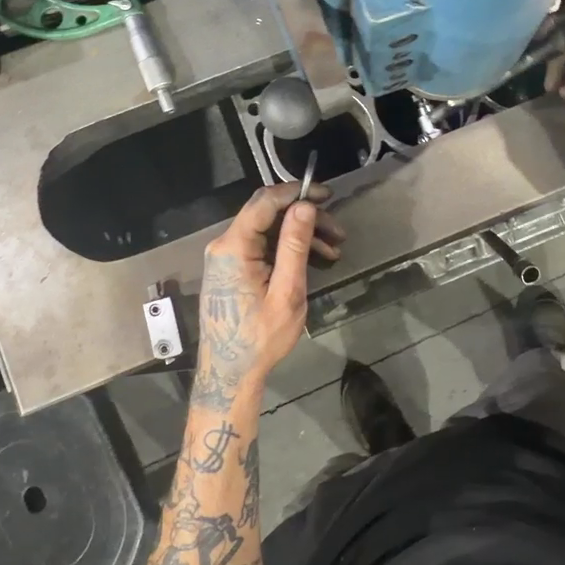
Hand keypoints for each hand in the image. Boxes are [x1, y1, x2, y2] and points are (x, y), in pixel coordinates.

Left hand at [193, 183, 345, 410]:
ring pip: (267, 231)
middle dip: (306, 217)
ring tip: (333, 252)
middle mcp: (225, 245)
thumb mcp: (287, 292)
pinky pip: (261, 247)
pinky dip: (286, 249)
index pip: (265, 201)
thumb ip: (294, 246)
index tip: (328, 196)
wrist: (229, 372)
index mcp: (234, 247)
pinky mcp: (231, 269)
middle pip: (268, 214)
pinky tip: (313, 261)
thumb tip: (305, 206)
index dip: (297, 192)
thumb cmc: (260, 338)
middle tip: (339, 233)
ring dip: (300, 235)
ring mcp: (226, 257)